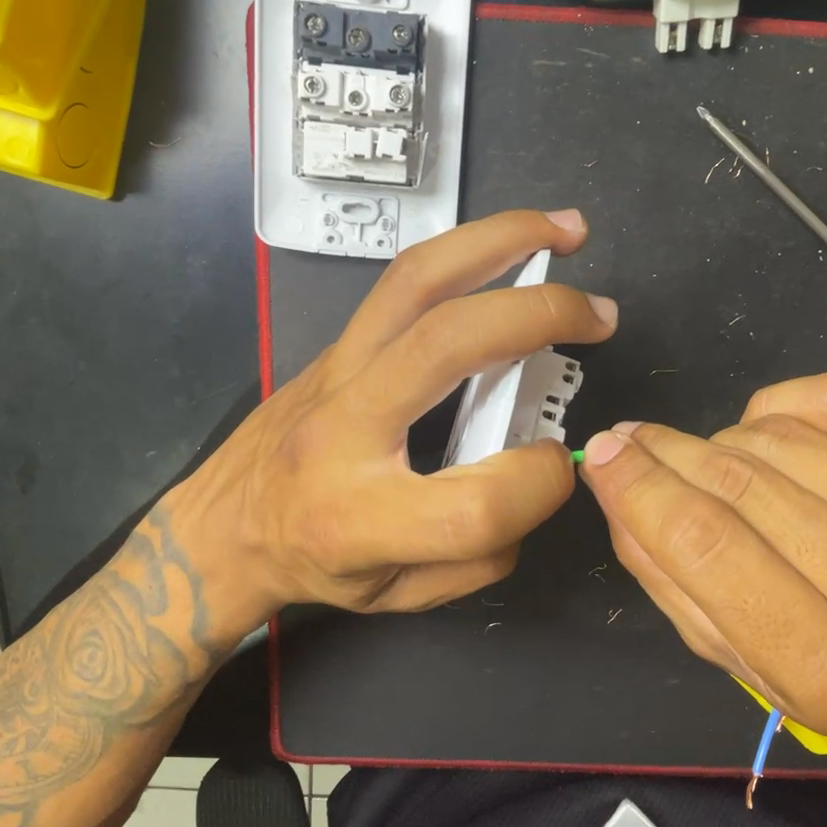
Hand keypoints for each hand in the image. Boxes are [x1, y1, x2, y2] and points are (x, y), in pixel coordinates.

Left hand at [161, 210, 616, 619]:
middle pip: (447, 346)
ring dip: (500, 241)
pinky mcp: (339, 343)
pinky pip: (405, 281)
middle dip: (540, 316)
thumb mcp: (402, 595)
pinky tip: (510, 244)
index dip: (539, 485)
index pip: (476, 505)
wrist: (225, 525)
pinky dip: (468, 250)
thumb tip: (541, 471)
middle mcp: (342, 431)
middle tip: (601, 314)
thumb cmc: (317, 569)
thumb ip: (483, 554)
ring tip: (566, 230)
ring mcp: (336, 371)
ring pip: (417, 280)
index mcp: (358, 519)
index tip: (555, 466)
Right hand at [582, 373, 826, 754]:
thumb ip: (671, 579)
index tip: (602, 452)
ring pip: (785, 440)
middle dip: (670, 454)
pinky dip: (780, 405)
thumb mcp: (743, 663)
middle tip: (631, 441)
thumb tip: (614, 485)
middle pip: (745, 486)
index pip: (711, 547)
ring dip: (724, 440)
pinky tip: (767, 433)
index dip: (644, 489)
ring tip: (711, 461)